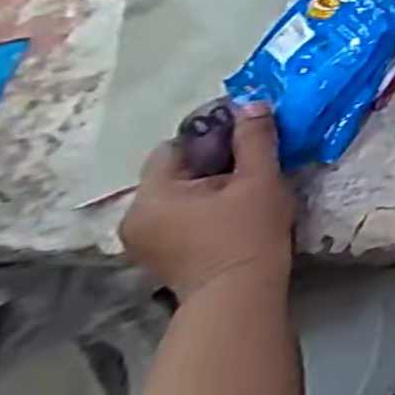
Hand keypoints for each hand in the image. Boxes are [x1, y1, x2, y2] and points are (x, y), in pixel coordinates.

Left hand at [121, 102, 296, 300]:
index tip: (246, 131)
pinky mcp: (157, 251)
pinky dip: (203, 200)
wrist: (239, 290)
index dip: (209, 134)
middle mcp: (135, 216)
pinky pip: (177, 211)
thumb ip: (255, 138)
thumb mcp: (260, 178)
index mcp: (152, 197)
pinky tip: (233, 204)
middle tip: (253, 155)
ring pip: (178, 190)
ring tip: (247, 180)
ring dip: (210, 179)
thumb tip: (252, 104)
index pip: (172, 147)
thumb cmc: (248, 230)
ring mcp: (142, 238)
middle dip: (213, 157)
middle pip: (175, 169)